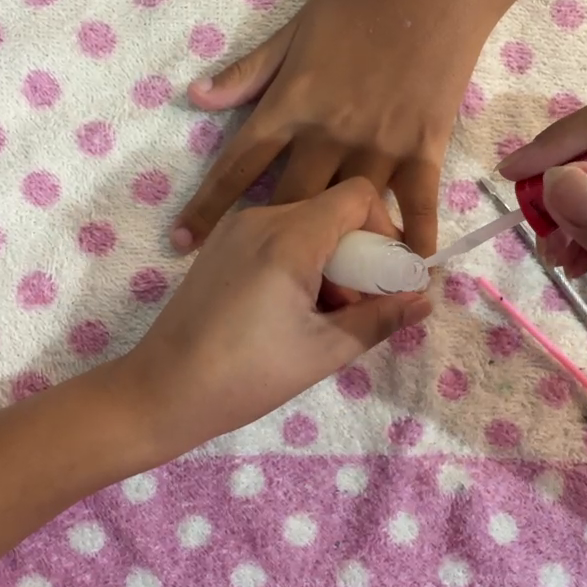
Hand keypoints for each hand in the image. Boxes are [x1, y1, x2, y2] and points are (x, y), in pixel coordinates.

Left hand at [123, 178, 431, 450]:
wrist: (161, 390)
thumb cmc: (246, 376)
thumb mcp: (324, 350)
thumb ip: (381, 318)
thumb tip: (425, 298)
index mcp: (289, 236)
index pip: (358, 196)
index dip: (385, 231)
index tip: (383, 278)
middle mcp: (261, 216)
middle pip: (332, 209)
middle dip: (357, 253)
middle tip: (351, 307)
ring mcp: (235, 229)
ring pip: (305, 223)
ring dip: (328, 260)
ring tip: (320, 315)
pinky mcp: (220, 246)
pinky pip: (276, 235)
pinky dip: (298, 261)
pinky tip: (289, 308)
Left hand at [172, 0, 498, 256]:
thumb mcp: (293, 29)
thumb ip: (249, 73)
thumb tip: (197, 96)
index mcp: (291, 106)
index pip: (237, 165)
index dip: (206, 207)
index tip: (180, 243)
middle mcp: (328, 134)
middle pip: (290, 202)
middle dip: (275, 241)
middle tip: (260, 277)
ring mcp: (378, 145)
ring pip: (350, 212)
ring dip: (339, 251)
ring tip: (328, 293)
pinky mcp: (424, 148)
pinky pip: (417, 204)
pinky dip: (413, 239)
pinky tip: (408, 274)